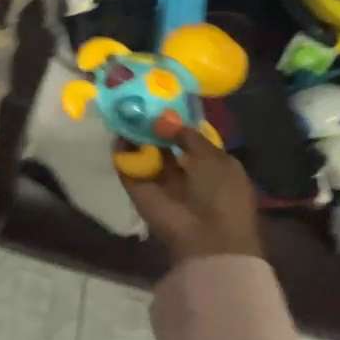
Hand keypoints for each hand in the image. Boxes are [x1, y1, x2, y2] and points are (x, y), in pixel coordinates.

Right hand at [119, 112, 264, 264]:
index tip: (161, 103)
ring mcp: (157, 179)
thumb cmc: (222, 195)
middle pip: (161, 143)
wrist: (205, 236)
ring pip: (142, 151)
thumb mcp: (216, 159)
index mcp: (208, 165)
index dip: (175, 122)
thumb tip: (167, 121)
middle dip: (151, 125)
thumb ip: (191, 137)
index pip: (186, 139)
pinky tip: (117, 129)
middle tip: (137, 103)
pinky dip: (120, 148)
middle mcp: (181, 171)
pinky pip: (126, 163)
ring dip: (134, 133)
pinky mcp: (136, 186)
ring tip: (124, 111)